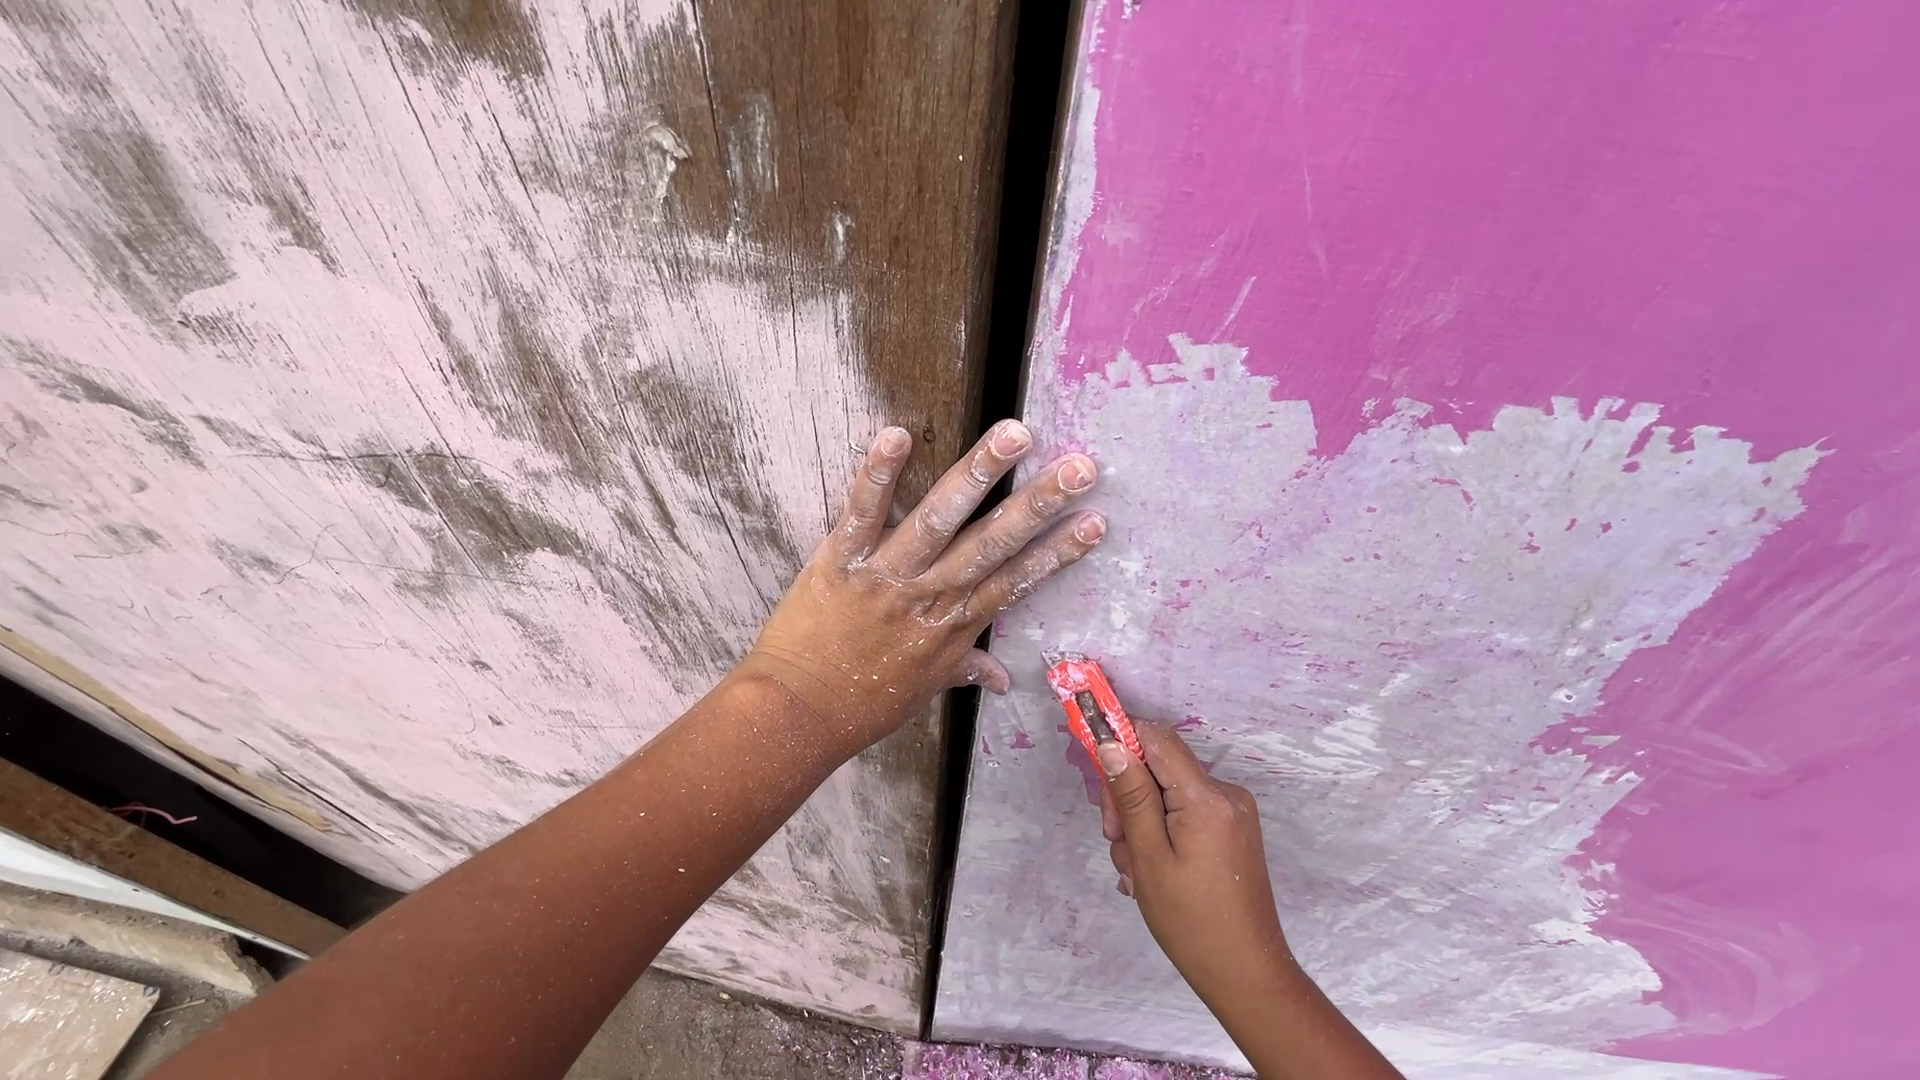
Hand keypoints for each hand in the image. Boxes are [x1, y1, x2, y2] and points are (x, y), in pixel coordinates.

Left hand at [740, 421, 1105, 756]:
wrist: (797, 714)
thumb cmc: (862, 703)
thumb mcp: (923, 689)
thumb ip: (965, 670)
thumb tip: (1004, 679)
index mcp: (953, 625)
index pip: (1016, 580)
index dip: (1058, 551)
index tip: (1096, 521)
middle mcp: (929, 595)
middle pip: (992, 543)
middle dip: (1039, 503)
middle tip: (1080, 467)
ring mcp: (887, 575)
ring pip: (940, 518)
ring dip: (979, 473)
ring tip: (1015, 434)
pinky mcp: (842, 559)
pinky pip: (863, 511)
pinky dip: (878, 473)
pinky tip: (898, 433)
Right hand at [1098, 721, 1294, 1008]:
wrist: (1246, 975)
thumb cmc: (1190, 922)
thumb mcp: (1149, 858)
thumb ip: (1131, 797)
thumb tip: (1111, 744)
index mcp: (1207, 798)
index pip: (1157, 738)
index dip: (1121, 738)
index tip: (1094, 762)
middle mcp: (1226, 794)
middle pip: (1159, 766)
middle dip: (1128, 795)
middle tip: (1115, 839)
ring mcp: (1232, 812)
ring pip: (1167, 792)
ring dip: (1141, 821)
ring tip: (1136, 869)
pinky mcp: (1231, 829)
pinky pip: (1184, 811)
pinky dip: (1162, 831)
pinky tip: (1152, 870)